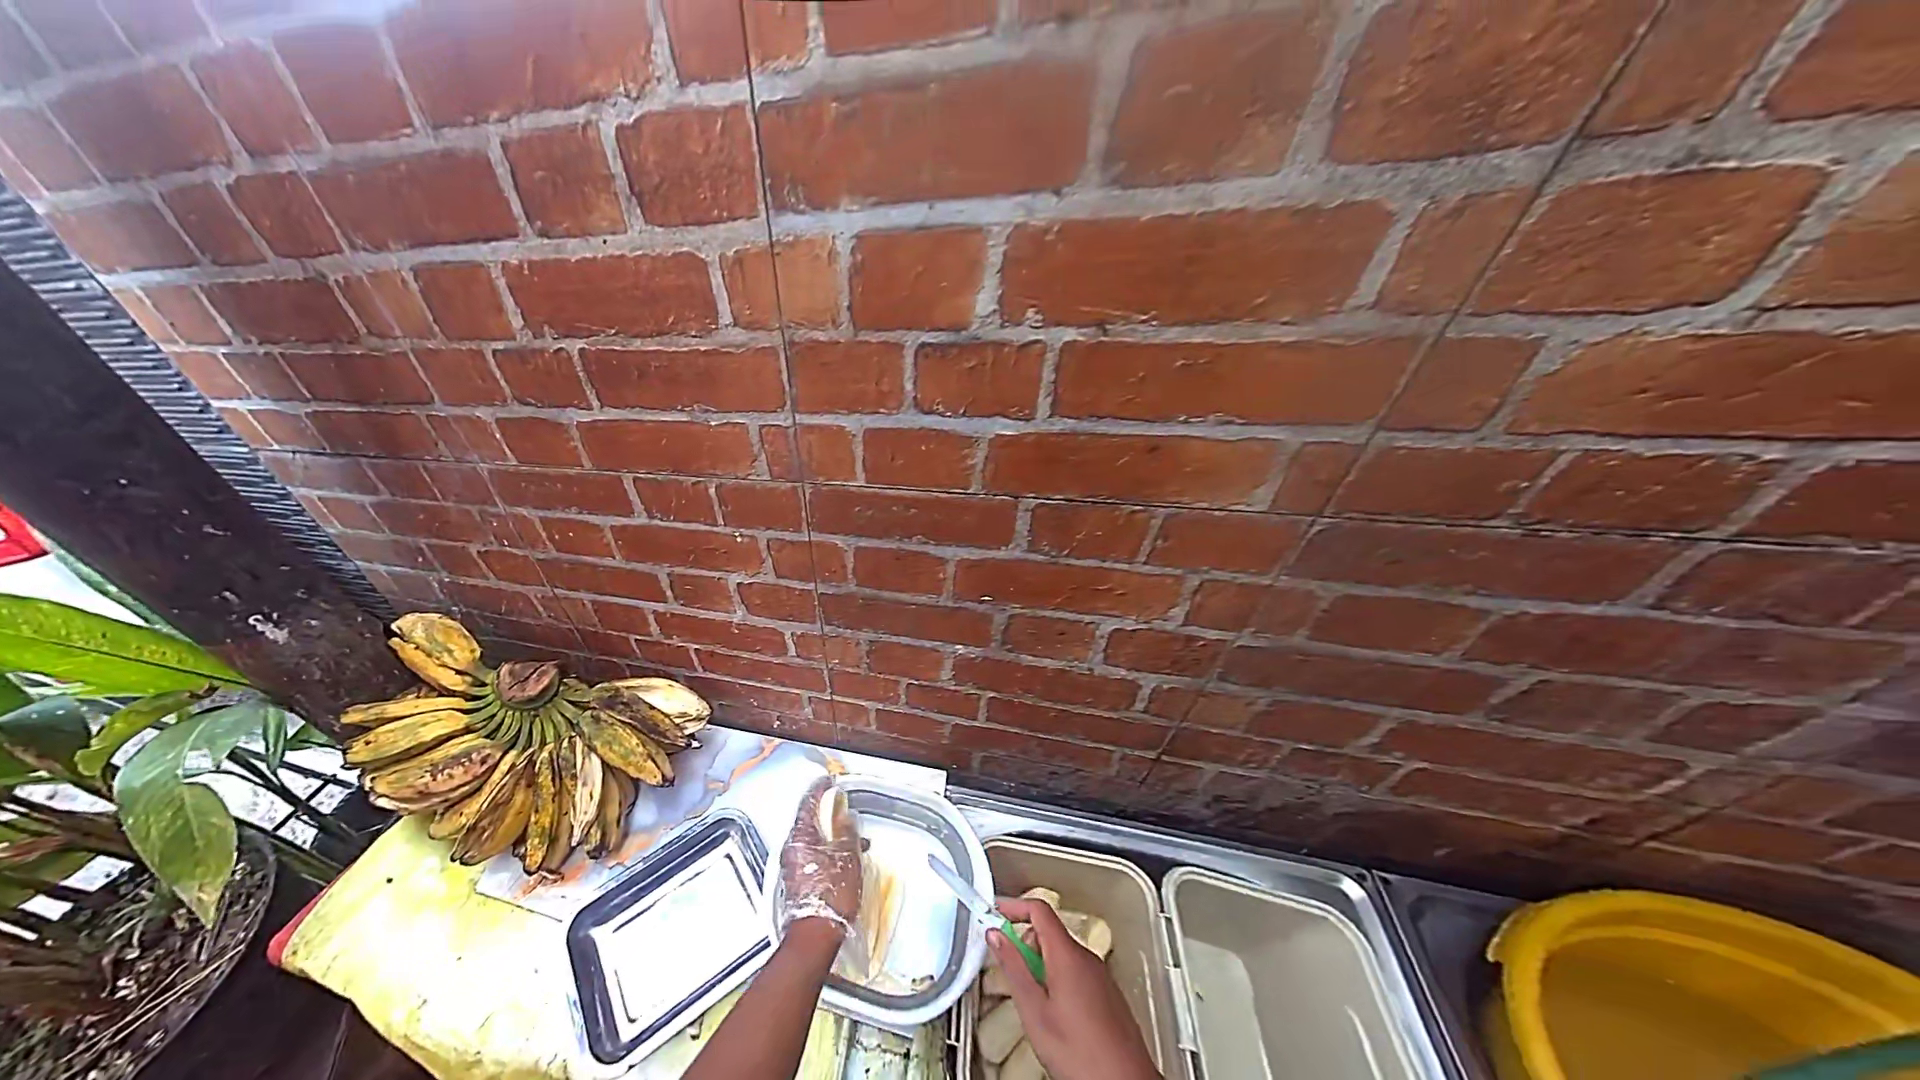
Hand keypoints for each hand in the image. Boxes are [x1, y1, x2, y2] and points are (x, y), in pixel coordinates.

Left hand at [775, 776, 861, 934]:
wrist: (815, 934)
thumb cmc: (831, 895)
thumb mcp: (848, 856)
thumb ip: (846, 830)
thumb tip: (844, 813)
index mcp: (802, 837)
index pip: (809, 802)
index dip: (821, 788)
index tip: (830, 780)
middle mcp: (791, 849)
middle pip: (809, 821)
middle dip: (828, 814)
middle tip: (845, 810)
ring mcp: (792, 866)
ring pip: (811, 839)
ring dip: (829, 834)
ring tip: (852, 840)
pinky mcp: (796, 881)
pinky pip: (811, 855)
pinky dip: (826, 850)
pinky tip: (842, 860)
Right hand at [990, 897, 1160, 1079]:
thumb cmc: (1082, 1055)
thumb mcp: (1034, 1011)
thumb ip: (1013, 968)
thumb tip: (997, 937)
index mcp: (1067, 955)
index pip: (1039, 909)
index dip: (1013, 906)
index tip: (995, 911)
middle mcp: (1086, 957)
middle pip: (1049, 930)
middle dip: (1024, 940)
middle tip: (1007, 962)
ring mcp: (1099, 974)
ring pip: (1061, 952)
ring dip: (1040, 961)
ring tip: (1030, 997)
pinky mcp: (1106, 991)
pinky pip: (1075, 968)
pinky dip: (1057, 975)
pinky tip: (1053, 1010)